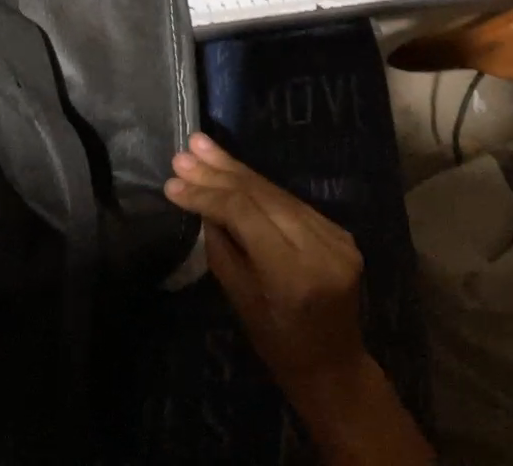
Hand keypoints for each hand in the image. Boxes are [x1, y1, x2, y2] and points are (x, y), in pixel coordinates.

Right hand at [163, 133, 368, 396]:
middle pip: (262, 196)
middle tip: (182, 156)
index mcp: (292, 274)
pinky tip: (231, 169)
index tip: (172, 184)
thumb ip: (221, 245)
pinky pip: (291, 202)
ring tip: (201, 147)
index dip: (206, 194)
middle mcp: (321, 248)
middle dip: (218, 173)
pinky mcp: (340, 232)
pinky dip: (259, 186)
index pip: (244, 214)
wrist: (333, 365)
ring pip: (277, 192)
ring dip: (235, 169)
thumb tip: (202, 201)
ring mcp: (336, 238)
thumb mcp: (239, 298)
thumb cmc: (276, 341)